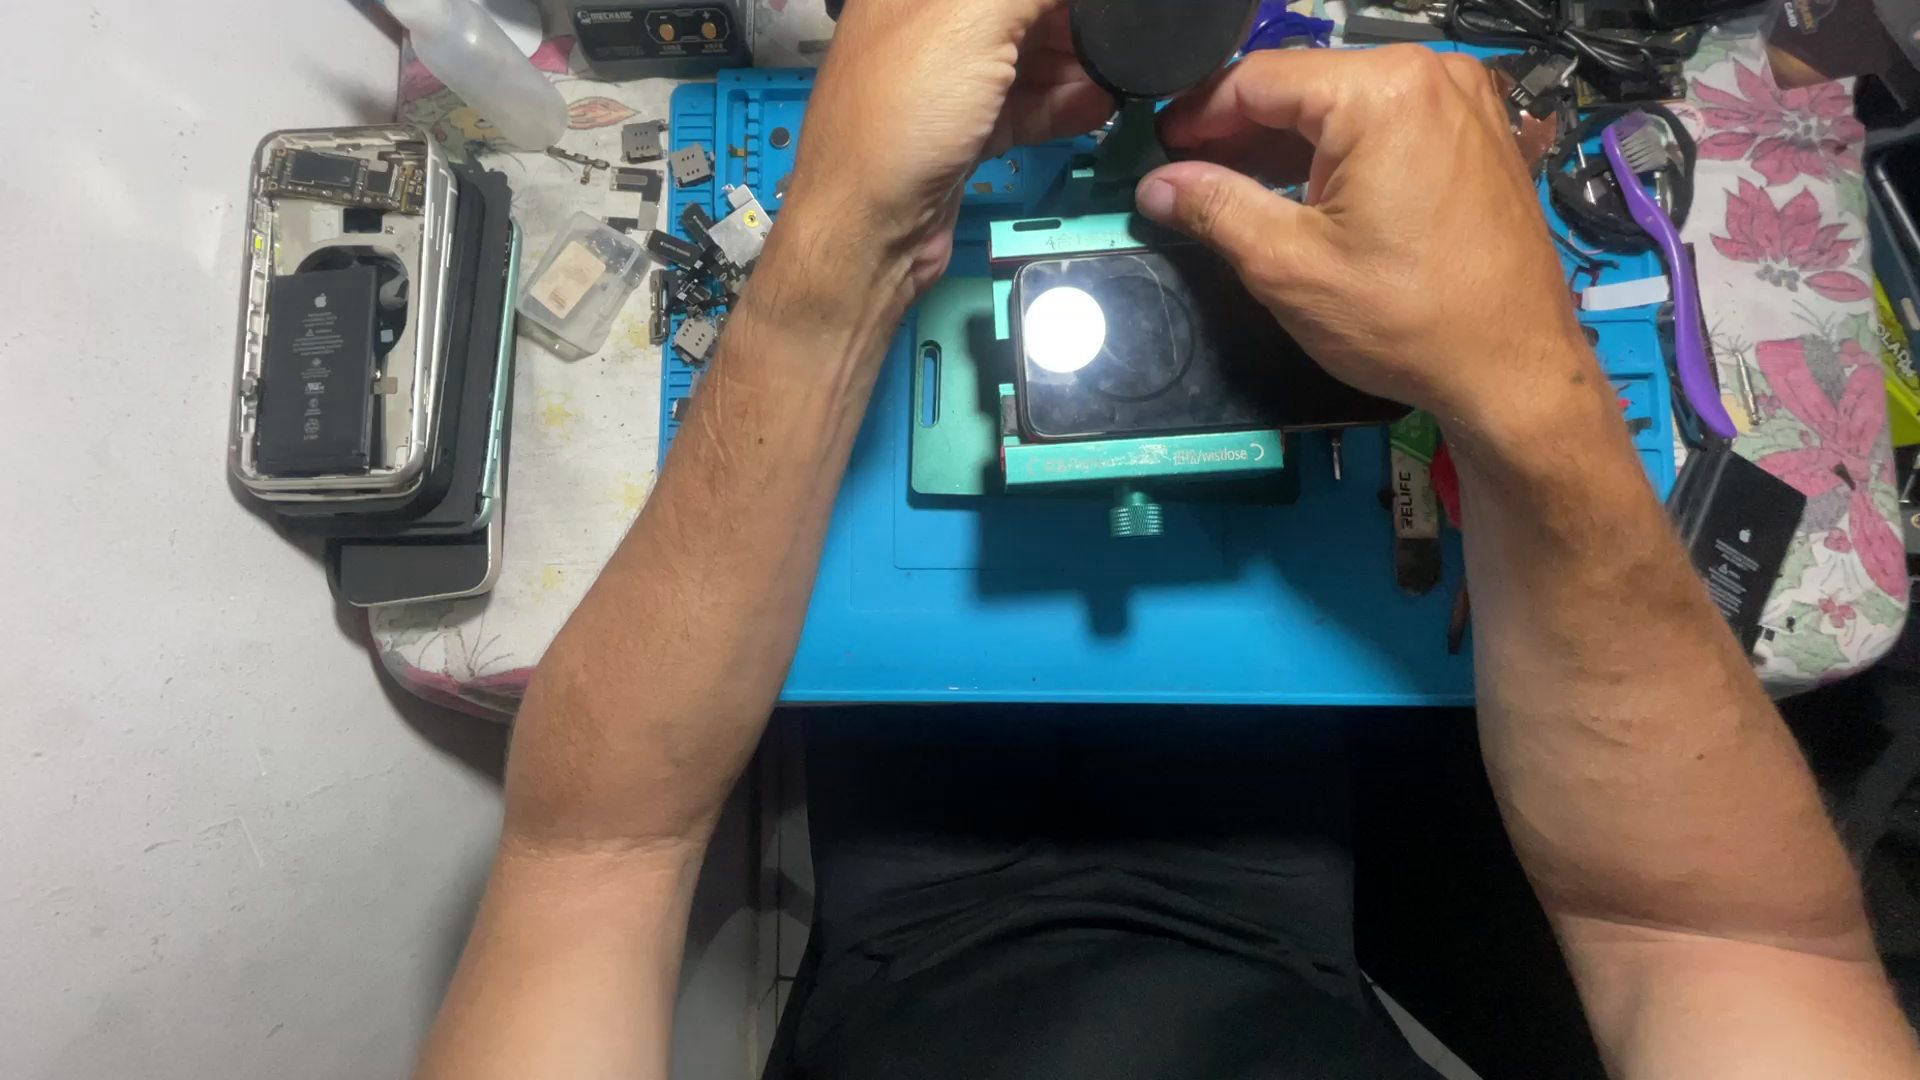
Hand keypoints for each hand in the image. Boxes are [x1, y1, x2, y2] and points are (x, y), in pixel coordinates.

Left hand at [781, 0, 1112, 298]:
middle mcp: (933, 21)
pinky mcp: (967, 133)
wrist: (870, 229)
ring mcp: (951, 82)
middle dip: (1074, 18)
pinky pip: (1025, 107)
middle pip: (1023, 7)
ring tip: (1129, 68)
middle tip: (1126, 33)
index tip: (1103, 6)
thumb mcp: (972, 16)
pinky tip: (1103, 103)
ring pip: (1031, 56)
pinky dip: (1063, 105)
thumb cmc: (906, 114)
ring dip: (1081, 62)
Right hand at [1135, 47, 1597, 448]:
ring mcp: (1459, 103)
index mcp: (1381, 92)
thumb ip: (1215, 210)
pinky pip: (1377, 129)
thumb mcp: (1287, 265)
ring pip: (1338, 109)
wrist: (1506, 365)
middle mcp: (1429, 75)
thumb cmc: (1396, 317)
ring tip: (1224, 188)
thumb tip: (1154, 184)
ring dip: (1276, 144)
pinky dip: (1324, 155)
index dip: (1196, 113)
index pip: (1260, 79)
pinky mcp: (1469, 139)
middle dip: (1234, 129)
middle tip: (1182, 174)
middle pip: (1302, 87)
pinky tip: (1290, 192)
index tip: (1155, 147)